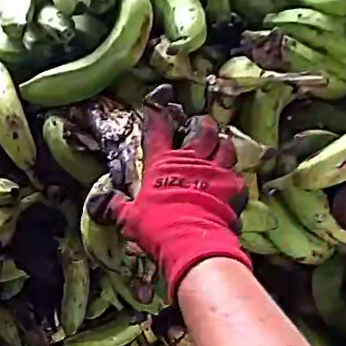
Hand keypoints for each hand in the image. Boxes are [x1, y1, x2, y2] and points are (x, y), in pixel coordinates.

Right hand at [100, 111, 250, 298]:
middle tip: (201, 127)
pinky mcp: (234, 187)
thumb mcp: (129, 219)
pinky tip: (231, 184)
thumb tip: (107, 202)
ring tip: (220, 150)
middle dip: (203, 125)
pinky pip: (237, 176)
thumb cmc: (156, 226)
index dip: (157, 116)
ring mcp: (215, 171)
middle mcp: (191, 161)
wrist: (190, 240)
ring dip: (223, 147)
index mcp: (162, 164)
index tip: (157, 106)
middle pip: (203, 130)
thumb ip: (119, 207)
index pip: (158, 132)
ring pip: (226, 147)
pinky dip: (234, 179)